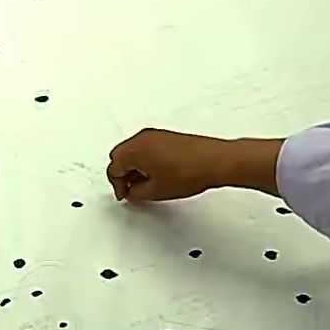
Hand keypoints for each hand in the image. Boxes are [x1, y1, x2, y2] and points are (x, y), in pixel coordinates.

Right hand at [106, 129, 282, 201]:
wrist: (216, 161)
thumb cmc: (189, 172)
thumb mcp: (154, 191)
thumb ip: (135, 192)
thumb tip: (132, 190)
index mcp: (133, 151)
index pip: (114, 168)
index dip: (117, 185)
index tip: (124, 194)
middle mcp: (141, 139)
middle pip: (120, 156)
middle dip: (123, 173)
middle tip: (130, 188)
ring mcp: (155, 135)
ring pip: (132, 150)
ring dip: (134, 166)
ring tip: (146, 182)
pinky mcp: (167, 136)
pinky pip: (146, 146)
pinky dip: (145, 159)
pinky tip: (157, 172)